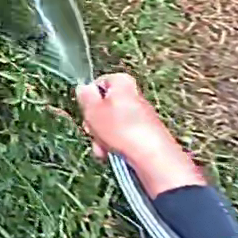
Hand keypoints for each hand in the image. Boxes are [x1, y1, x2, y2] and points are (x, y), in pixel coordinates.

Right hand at [74, 73, 206, 197]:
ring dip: (101, 134)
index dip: (91, 93)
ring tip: (101, 145)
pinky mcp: (146, 134)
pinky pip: (121, 135)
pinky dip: (113, 143)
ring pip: (111, 122)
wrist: (153, 157)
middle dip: (94, 117)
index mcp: (124, 86)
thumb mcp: (92, 108)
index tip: (86, 104)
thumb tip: (84, 88)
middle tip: (92, 127)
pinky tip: (109, 152)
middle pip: (105, 104)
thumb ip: (84, 94)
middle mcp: (135, 98)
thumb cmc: (121, 129)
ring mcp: (142, 117)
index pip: (103, 80)